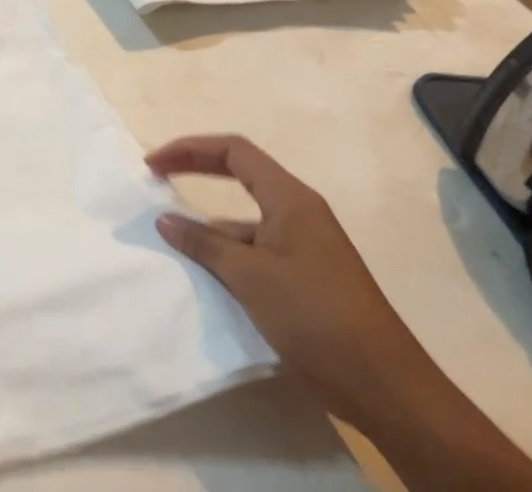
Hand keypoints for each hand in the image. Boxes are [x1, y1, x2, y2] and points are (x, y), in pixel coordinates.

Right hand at [145, 134, 428, 427]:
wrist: (379, 382)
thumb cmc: (315, 315)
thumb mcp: (249, 275)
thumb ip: (203, 243)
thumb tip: (164, 220)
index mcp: (291, 200)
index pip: (235, 152)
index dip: (190, 149)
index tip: (152, 165)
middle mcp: (297, 215)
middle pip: (239, 175)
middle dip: (195, 171)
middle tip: (154, 180)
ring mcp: (301, 247)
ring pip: (242, 220)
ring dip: (206, 224)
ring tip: (168, 240)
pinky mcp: (300, 278)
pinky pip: (251, 252)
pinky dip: (222, 256)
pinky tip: (200, 276)